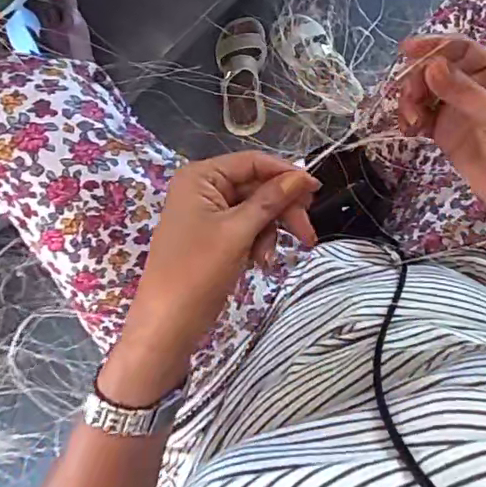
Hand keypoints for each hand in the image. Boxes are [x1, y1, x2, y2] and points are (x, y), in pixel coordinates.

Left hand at [98, 152, 318, 406]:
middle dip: (281, 210)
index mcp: (200, 176)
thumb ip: (271, 200)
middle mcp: (202, 188)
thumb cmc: (198, 270)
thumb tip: (304, 176)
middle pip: (256, 187)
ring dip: (269, 232)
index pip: (251, 162)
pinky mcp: (213, 236)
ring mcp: (207, 213)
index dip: (285, 173)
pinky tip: (258, 263)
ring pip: (255, 210)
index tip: (317, 192)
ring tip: (267, 259)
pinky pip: (245, 228)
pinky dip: (257, 242)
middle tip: (308, 236)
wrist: (168, 323)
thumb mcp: (238, 232)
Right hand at [394, 35, 485, 228]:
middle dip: (417, 79)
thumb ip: (463, 92)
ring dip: (410, 100)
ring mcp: (457, 110)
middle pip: (434, 69)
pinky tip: (408, 130)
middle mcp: (474, 87)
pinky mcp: (444, 133)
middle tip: (410, 98)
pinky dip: (409, 119)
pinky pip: (419, 116)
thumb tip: (430, 65)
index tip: (407, 50)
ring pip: (423, 92)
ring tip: (410, 121)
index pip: (461, 50)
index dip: (434, 46)